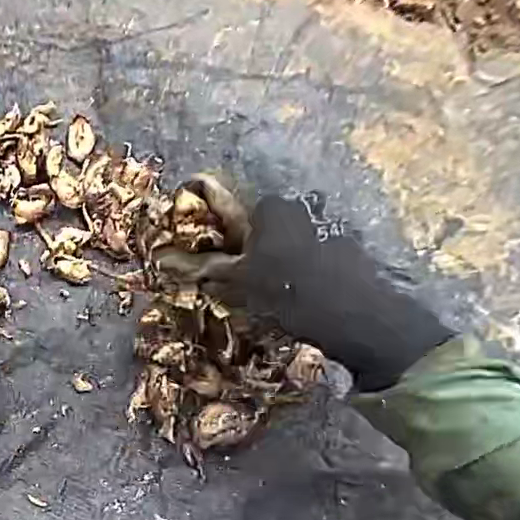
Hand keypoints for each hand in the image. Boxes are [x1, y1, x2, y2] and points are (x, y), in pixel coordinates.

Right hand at [157, 177, 451, 391]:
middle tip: (249, 274)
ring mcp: (332, 224)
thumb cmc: (287, 291)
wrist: (355, 314)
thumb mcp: (238, 282)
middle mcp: (303, 206)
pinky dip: (309, 265)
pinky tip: (303, 289)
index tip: (227, 258)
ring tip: (276, 286)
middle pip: (272, 222)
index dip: (233, 235)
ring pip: (296, 236)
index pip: (243, 212)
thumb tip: (163, 259)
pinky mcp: (353, 245)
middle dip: (261, 242)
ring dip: (285, 255)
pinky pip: (319, 250)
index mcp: (271, 208)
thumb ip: (204, 267)